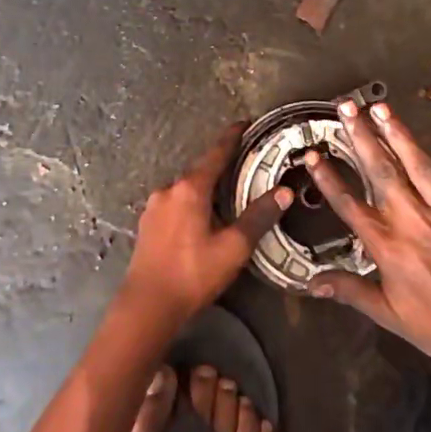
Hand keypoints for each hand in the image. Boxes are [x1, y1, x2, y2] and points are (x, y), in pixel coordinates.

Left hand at [123, 124, 291, 324]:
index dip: (232, 137)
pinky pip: (175, 203)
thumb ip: (258, 216)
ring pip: (186, 188)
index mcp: (190, 188)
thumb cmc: (193, 274)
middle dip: (221, 166)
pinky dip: (192, 202)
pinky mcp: (147, 225)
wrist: (146, 308)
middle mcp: (169, 190)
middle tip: (245, 165)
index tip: (245, 123)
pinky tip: (202, 217)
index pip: (216, 153)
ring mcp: (154, 207)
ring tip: (227, 194)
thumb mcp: (233, 247)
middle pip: (200, 170)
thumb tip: (284, 191)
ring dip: (206, 187)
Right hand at [305, 102, 430, 369]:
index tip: (313, 154)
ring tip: (381, 107)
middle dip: (361, 136)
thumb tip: (312, 284)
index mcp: (388, 245)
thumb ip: (352, 291)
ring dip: (398, 132)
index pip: (350, 204)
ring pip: (418, 163)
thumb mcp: (391, 316)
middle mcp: (413, 218)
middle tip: (346, 107)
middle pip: (381, 170)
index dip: (329, 179)